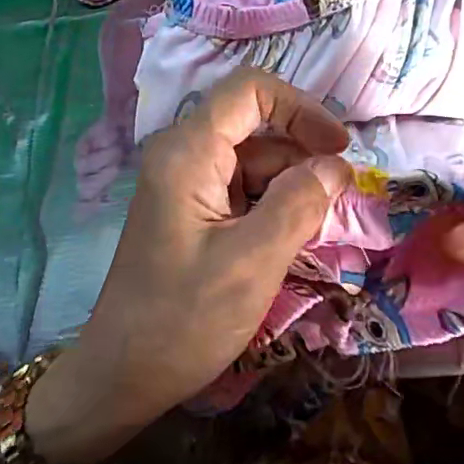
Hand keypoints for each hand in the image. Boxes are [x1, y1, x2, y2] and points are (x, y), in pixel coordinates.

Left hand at [28, 68, 352, 463]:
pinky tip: (287, 245)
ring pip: (252, 165)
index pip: (249, 91)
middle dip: (300, 160)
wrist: (123, 372)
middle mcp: (180, 157)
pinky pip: (239, 194)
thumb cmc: (184, 319)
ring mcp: (182, 187)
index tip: (340, 151)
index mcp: (187, 152)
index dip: (301, 109)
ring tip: (311, 237)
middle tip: (334, 212)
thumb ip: (299, 204)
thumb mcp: (253, 261)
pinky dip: (270, 210)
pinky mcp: (188, 215)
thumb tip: (336, 166)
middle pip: (255, 130)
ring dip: (289, 190)